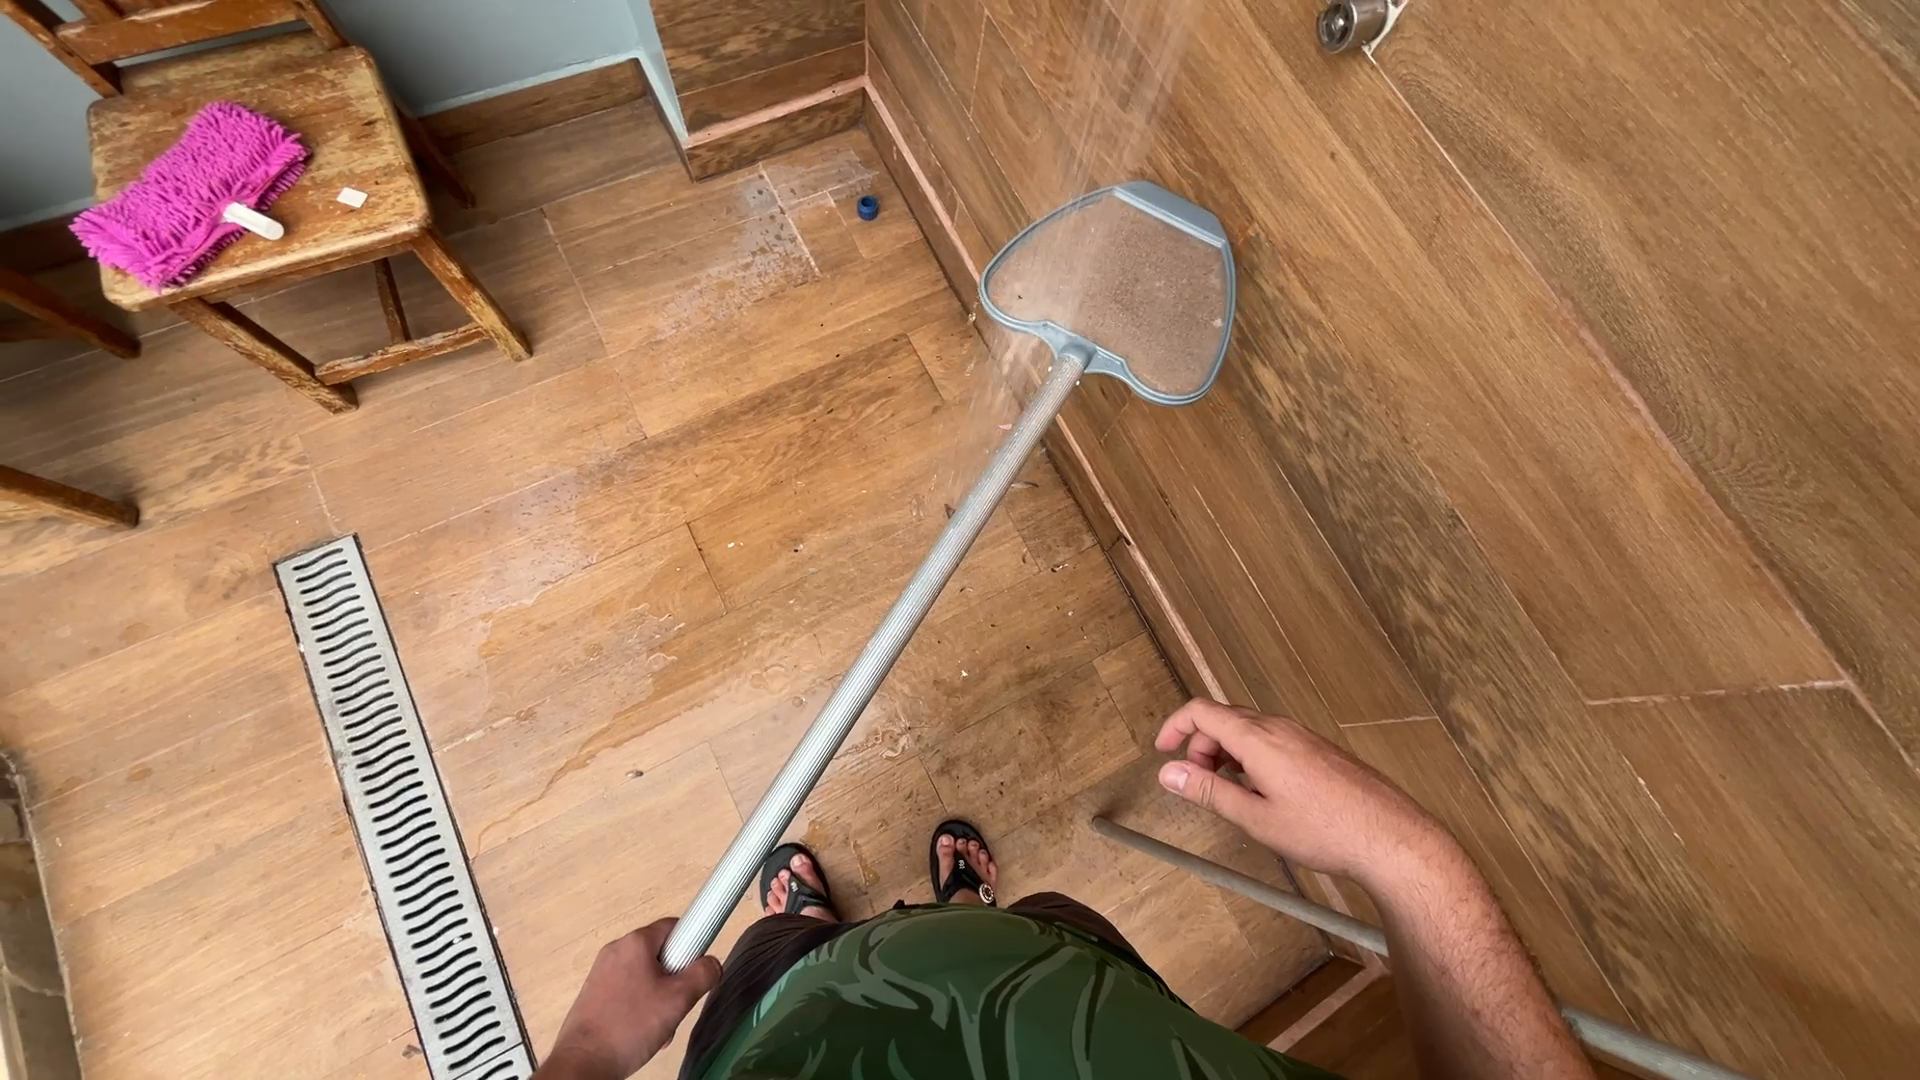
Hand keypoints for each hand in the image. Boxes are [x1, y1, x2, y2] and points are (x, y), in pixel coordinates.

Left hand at [541, 918, 722, 1079]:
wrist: (581, 1067)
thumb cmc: (631, 1025)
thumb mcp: (679, 999)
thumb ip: (704, 974)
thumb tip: (712, 964)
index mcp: (635, 942)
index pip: (675, 926)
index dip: (691, 945)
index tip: (694, 972)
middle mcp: (615, 950)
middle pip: (660, 954)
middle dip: (674, 979)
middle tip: (677, 1004)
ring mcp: (600, 974)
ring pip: (644, 976)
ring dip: (658, 997)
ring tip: (659, 1026)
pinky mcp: (590, 996)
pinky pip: (626, 991)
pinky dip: (638, 1007)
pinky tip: (640, 1033)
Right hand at [1154, 699, 1448, 888]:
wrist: (1396, 840)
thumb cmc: (1324, 831)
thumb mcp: (1256, 818)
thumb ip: (1208, 791)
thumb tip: (1167, 773)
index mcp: (1258, 738)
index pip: (1202, 711)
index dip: (1175, 726)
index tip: (1163, 752)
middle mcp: (1279, 727)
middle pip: (1224, 717)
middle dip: (1200, 744)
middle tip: (1197, 782)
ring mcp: (1303, 736)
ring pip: (1249, 729)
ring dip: (1226, 751)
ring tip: (1230, 791)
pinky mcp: (1320, 749)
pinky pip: (1272, 738)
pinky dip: (1251, 755)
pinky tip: (1263, 791)